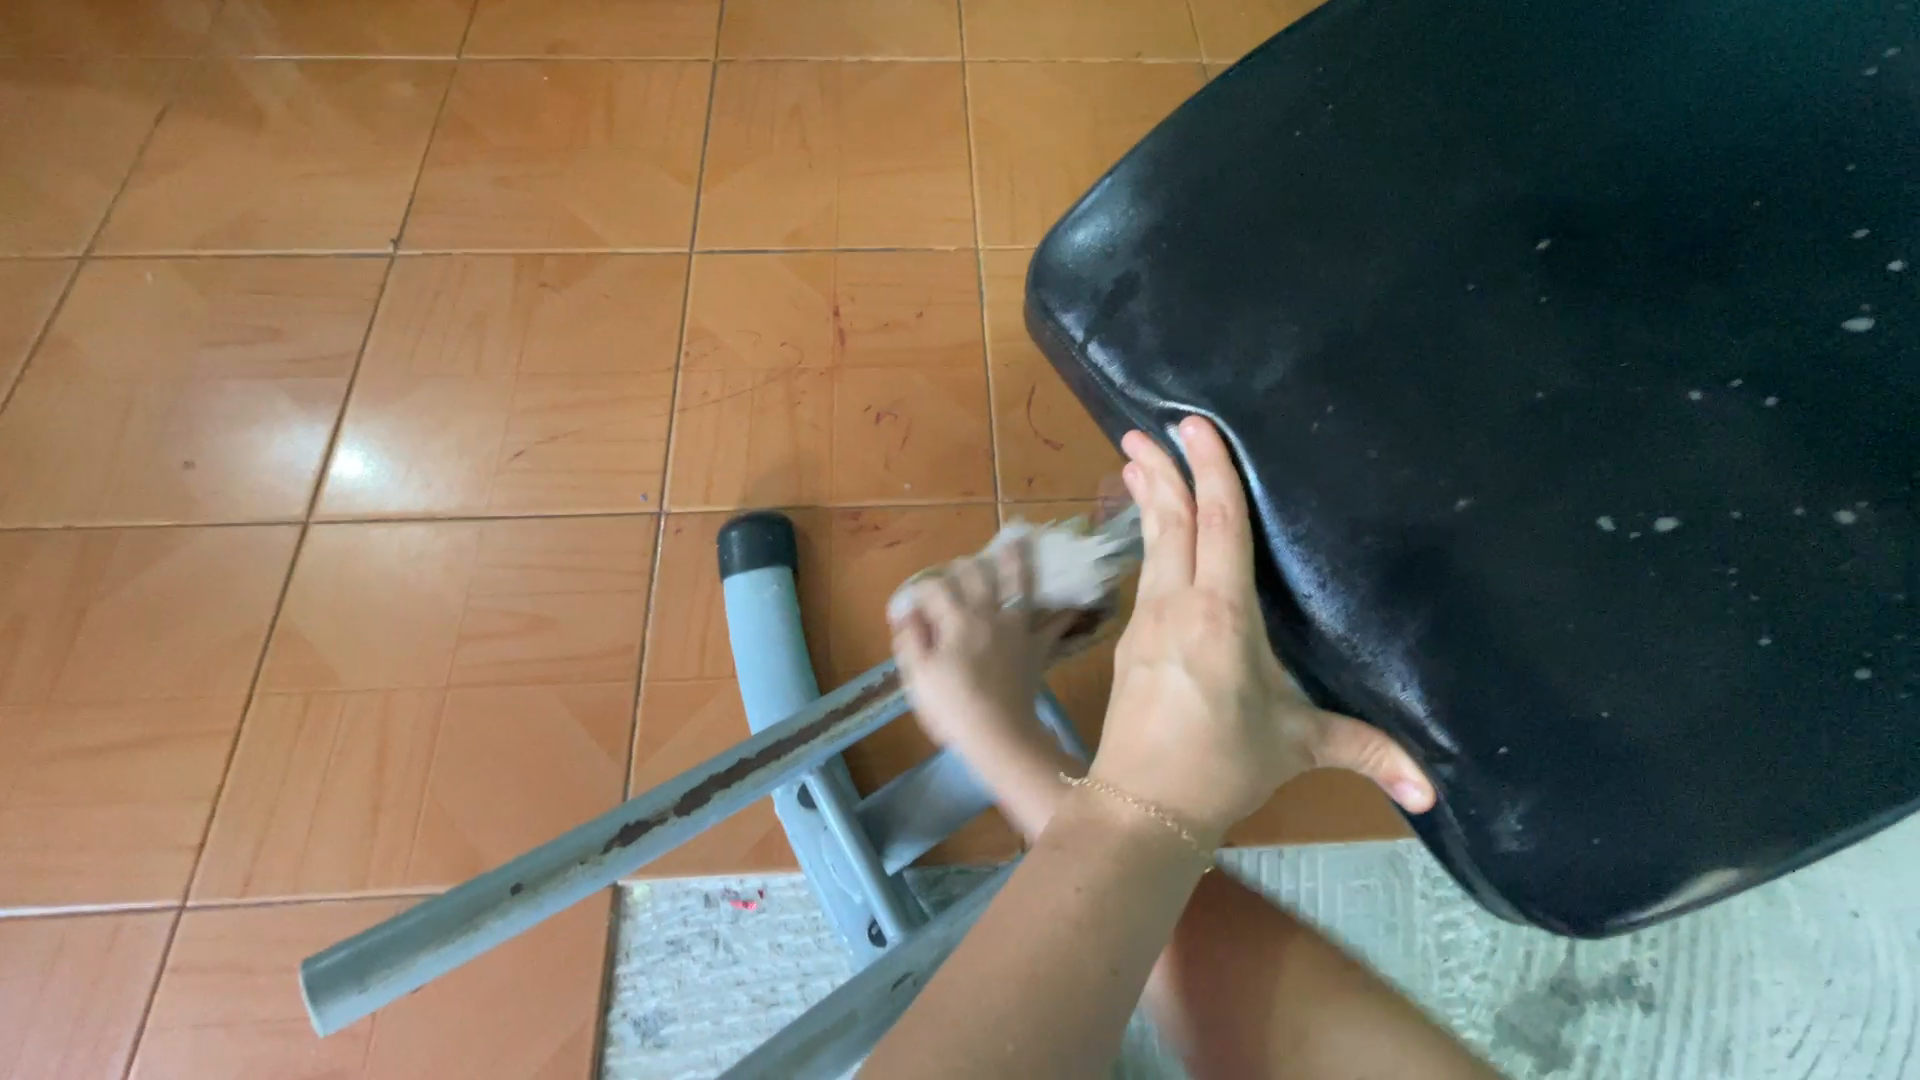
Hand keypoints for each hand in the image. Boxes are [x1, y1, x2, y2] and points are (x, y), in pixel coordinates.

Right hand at [890, 541, 1052, 755]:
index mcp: (956, 619)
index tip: (915, 600)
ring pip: (1019, 585)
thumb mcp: (918, 675)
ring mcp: (1016, 629)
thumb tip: (907, 613)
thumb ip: (912, 639)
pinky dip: (1064, 613)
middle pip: (977, 576)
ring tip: (1020, 540)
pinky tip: (1076, 601)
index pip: (936, 588)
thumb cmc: (952, 706)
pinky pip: (1054, 625)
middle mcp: (988, 614)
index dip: (923, 589)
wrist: (998, 734)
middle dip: (966, 566)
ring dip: (1018, 561)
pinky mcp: (1037, 648)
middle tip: (962, 564)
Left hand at [1090, 416, 1434, 842]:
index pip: (1218, 527)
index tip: (1193, 427)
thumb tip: (1432, 791)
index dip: (1210, 473)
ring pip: (1150, 546)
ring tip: (1134, 461)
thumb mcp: (1296, 748)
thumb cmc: (1221, 766)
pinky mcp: (1130, 641)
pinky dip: (1144, 541)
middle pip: (1172, 523)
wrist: (1141, 802)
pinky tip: (1143, 533)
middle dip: (1161, 471)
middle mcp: (1178, 605)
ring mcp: (1146, 621)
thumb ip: (1363, 751)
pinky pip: (1143, 575)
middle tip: (1143, 429)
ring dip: (1147, 501)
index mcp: (1222, 616)